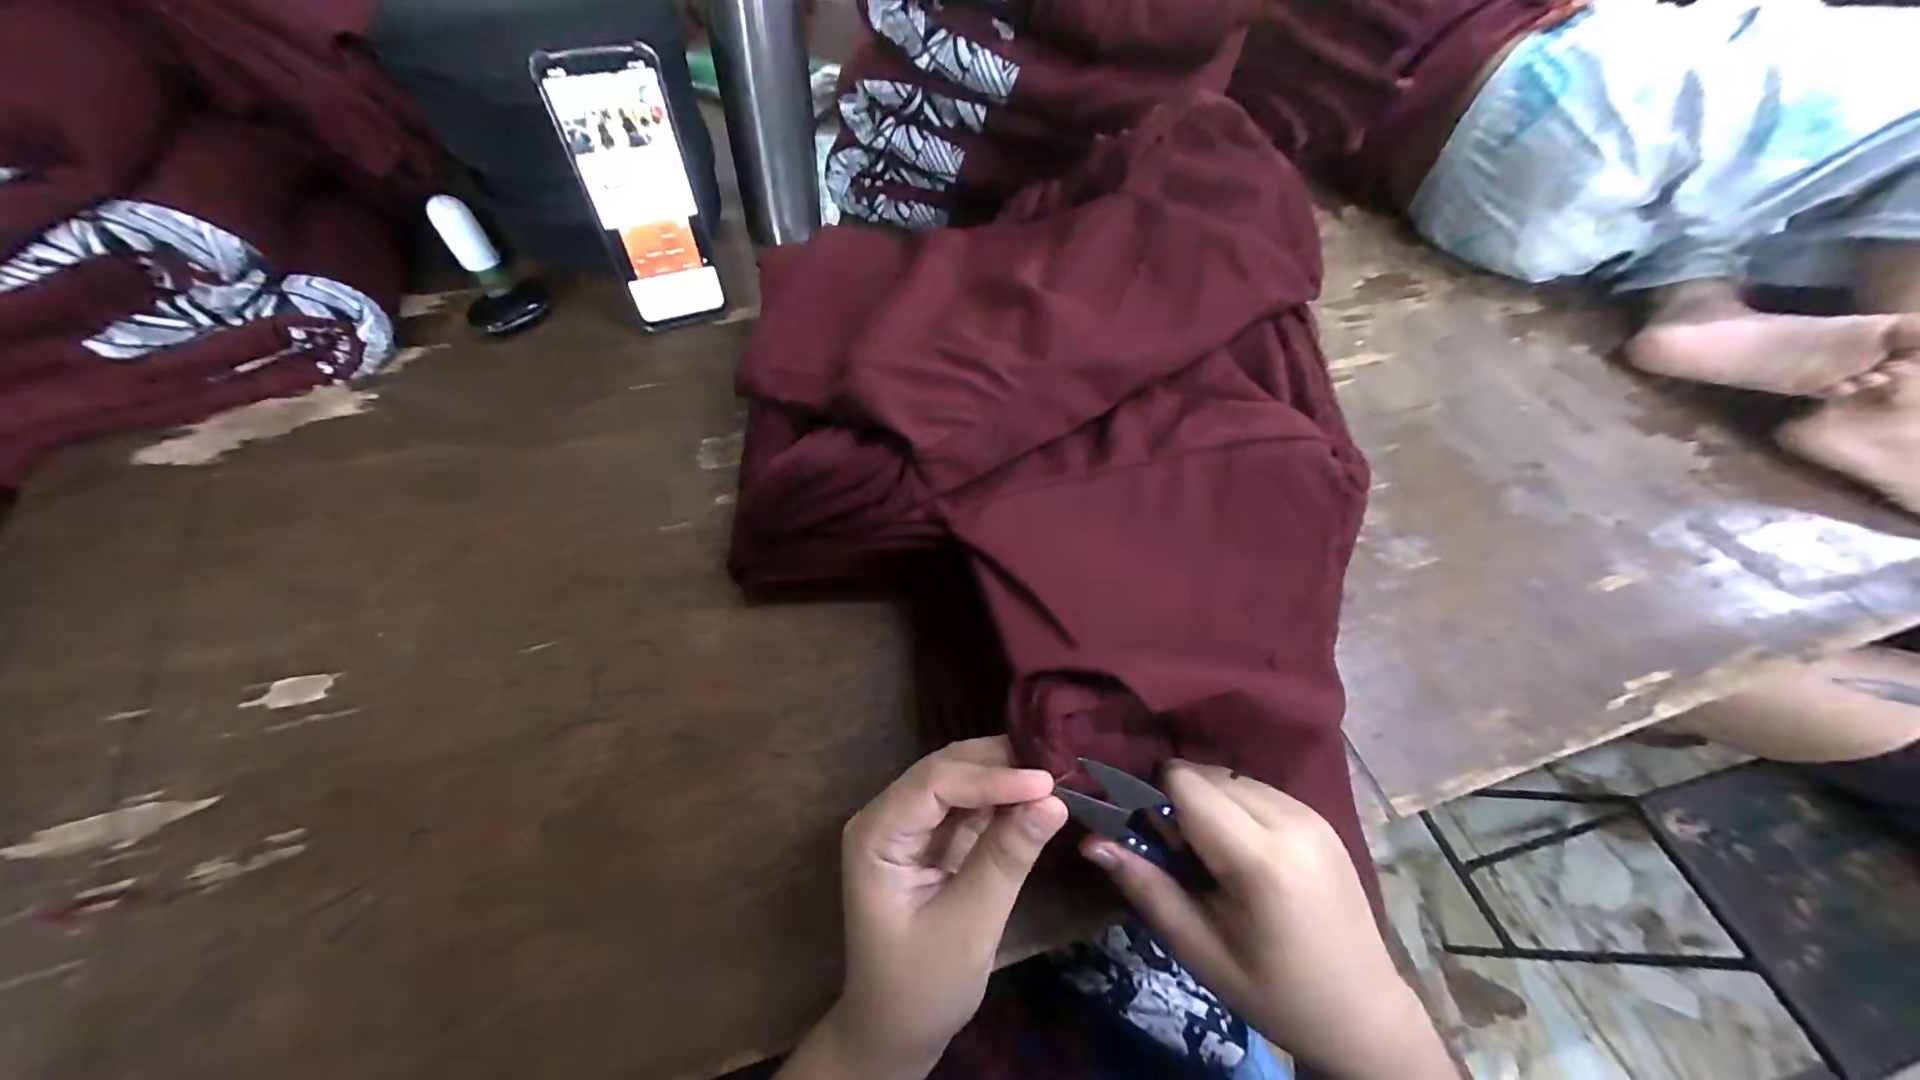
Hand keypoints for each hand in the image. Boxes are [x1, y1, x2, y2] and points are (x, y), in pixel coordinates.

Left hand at [781, 737, 1067, 1079]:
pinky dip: (1004, 797)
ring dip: (1005, 774)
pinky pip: (970, 803)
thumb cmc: (922, 986)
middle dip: (1000, 764)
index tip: (1046, 782)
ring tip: (1054, 772)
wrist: (897, 1029)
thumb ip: (1007, 858)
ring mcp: (910, 823)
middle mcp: (888, 816)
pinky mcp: (933, 836)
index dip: (991, 777)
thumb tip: (1054, 802)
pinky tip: (1035, 794)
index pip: (934, 783)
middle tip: (1058, 765)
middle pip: (945, 769)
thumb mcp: (969, 926)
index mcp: (876, 834)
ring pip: (960, 778)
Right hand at [1080, 761, 1454, 1079]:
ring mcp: (1310, 813)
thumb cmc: (1273, 992)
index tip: (1150, 835)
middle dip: (1178, 800)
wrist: (1365, 1015)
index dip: (1153, 797)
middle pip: (1205, 774)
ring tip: (1211, 852)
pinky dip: (1233, 804)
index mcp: (1260, 858)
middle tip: (1179, 852)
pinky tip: (1241, 849)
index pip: (1185, 783)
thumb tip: (1091, 840)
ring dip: (1206, 799)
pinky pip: (1255, 786)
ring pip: (1229, 775)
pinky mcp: (1319, 815)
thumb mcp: (1199, 949)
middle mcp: (1289, 820)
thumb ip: (1145, 886)